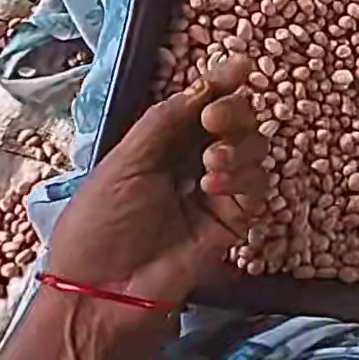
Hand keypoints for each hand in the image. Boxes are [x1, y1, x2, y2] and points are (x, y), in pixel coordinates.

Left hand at [46, 55, 268, 305]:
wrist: (103, 292)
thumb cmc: (101, 222)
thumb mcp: (125, 161)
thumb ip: (165, 120)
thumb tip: (204, 84)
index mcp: (165, 144)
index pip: (202, 105)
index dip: (222, 85)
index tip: (240, 67)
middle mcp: (194, 162)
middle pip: (236, 122)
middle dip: (233, 112)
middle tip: (215, 120)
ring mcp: (217, 191)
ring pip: (254, 149)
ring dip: (239, 146)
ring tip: (211, 163)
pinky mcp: (233, 221)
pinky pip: (256, 187)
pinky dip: (243, 178)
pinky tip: (213, 187)